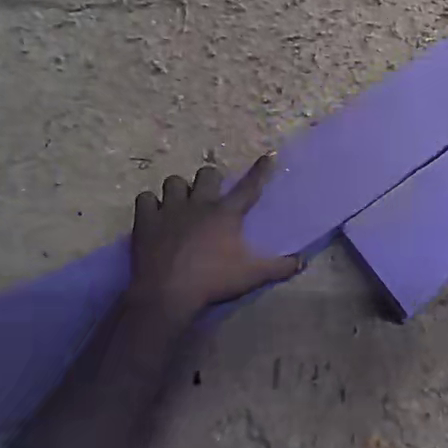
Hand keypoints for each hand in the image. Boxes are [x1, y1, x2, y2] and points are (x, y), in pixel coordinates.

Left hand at [130, 153, 300, 316]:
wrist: (167, 293)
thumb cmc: (213, 281)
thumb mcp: (252, 275)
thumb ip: (279, 267)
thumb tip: (303, 262)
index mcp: (226, 214)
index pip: (249, 186)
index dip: (261, 170)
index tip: (269, 154)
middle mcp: (199, 204)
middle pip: (207, 174)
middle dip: (211, 179)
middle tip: (211, 192)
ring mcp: (169, 209)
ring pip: (173, 182)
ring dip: (180, 189)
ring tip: (181, 201)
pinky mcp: (145, 220)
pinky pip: (145, 198)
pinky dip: (150, 203)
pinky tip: (154, 213)